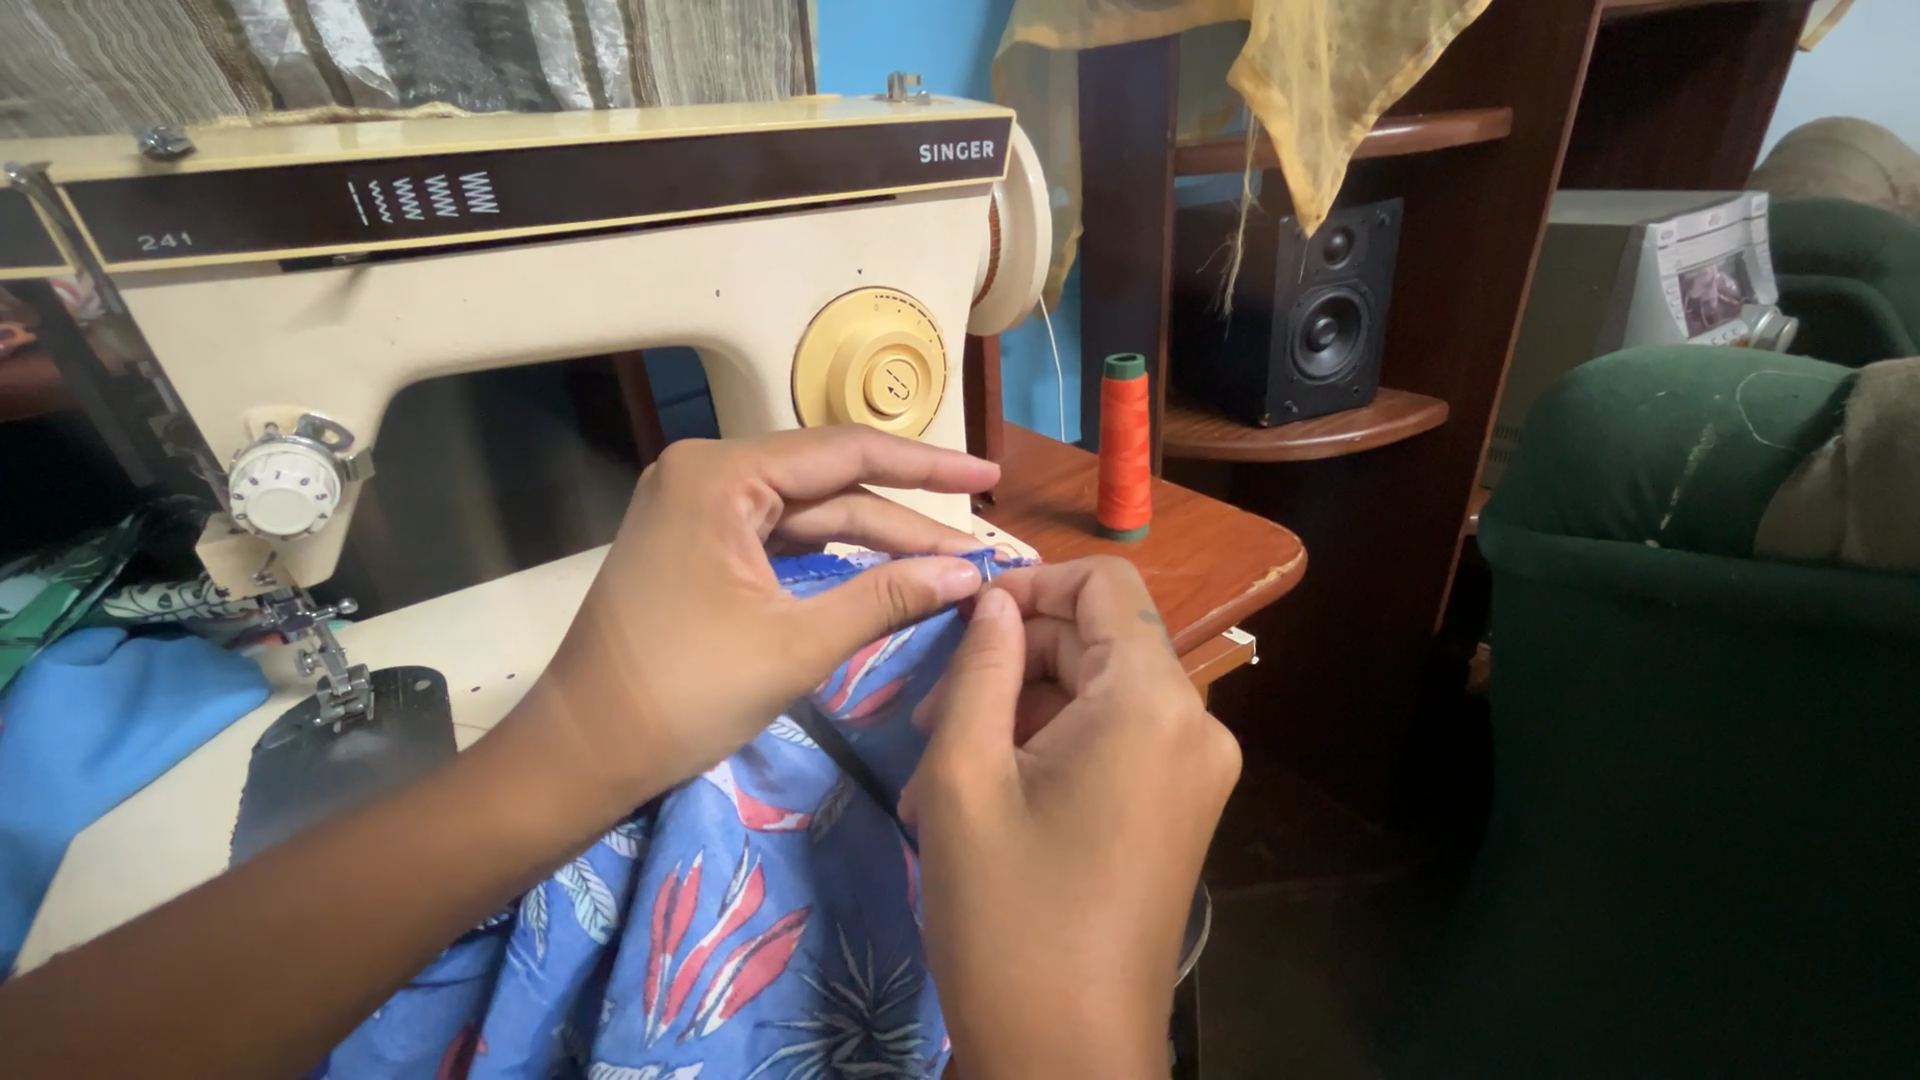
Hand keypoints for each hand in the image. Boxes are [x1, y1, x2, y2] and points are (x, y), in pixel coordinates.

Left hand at [492, 426, 996, 829]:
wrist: (582, 754)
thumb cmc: (683, 695)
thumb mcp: (797, 644)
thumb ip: (888, 597)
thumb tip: (969, 573)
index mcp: (722, 474)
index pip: (847, 454)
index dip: (929, 466)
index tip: (991, 476)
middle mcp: (709, 473)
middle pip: (833, 485)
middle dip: (908, 522)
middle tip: (979, 548)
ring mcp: (702, 507)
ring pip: (812, 515)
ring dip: (877, 542)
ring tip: (947, 562)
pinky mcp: (703, 543)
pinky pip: (785, 539)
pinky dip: (836, 559)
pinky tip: (887, 570)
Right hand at [901, 557, 1239, 1079]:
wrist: (1067, 1060)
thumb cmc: (1006, 914)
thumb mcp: (967, 776)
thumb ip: (982, 665)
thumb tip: (995, 599)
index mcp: (1152, 702)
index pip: (1104, 584)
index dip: (1032, 582)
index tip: (967, 618)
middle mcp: (1194, 723)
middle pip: (1097, 639)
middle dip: (1012, 657)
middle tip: (932, 713)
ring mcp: (1194, 768)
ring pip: (1098, 691)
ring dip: (1020, 707)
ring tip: (945, 767)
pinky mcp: (1181, 805)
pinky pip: (1114, 737)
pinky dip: (1052, 742)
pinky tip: (988, 791)